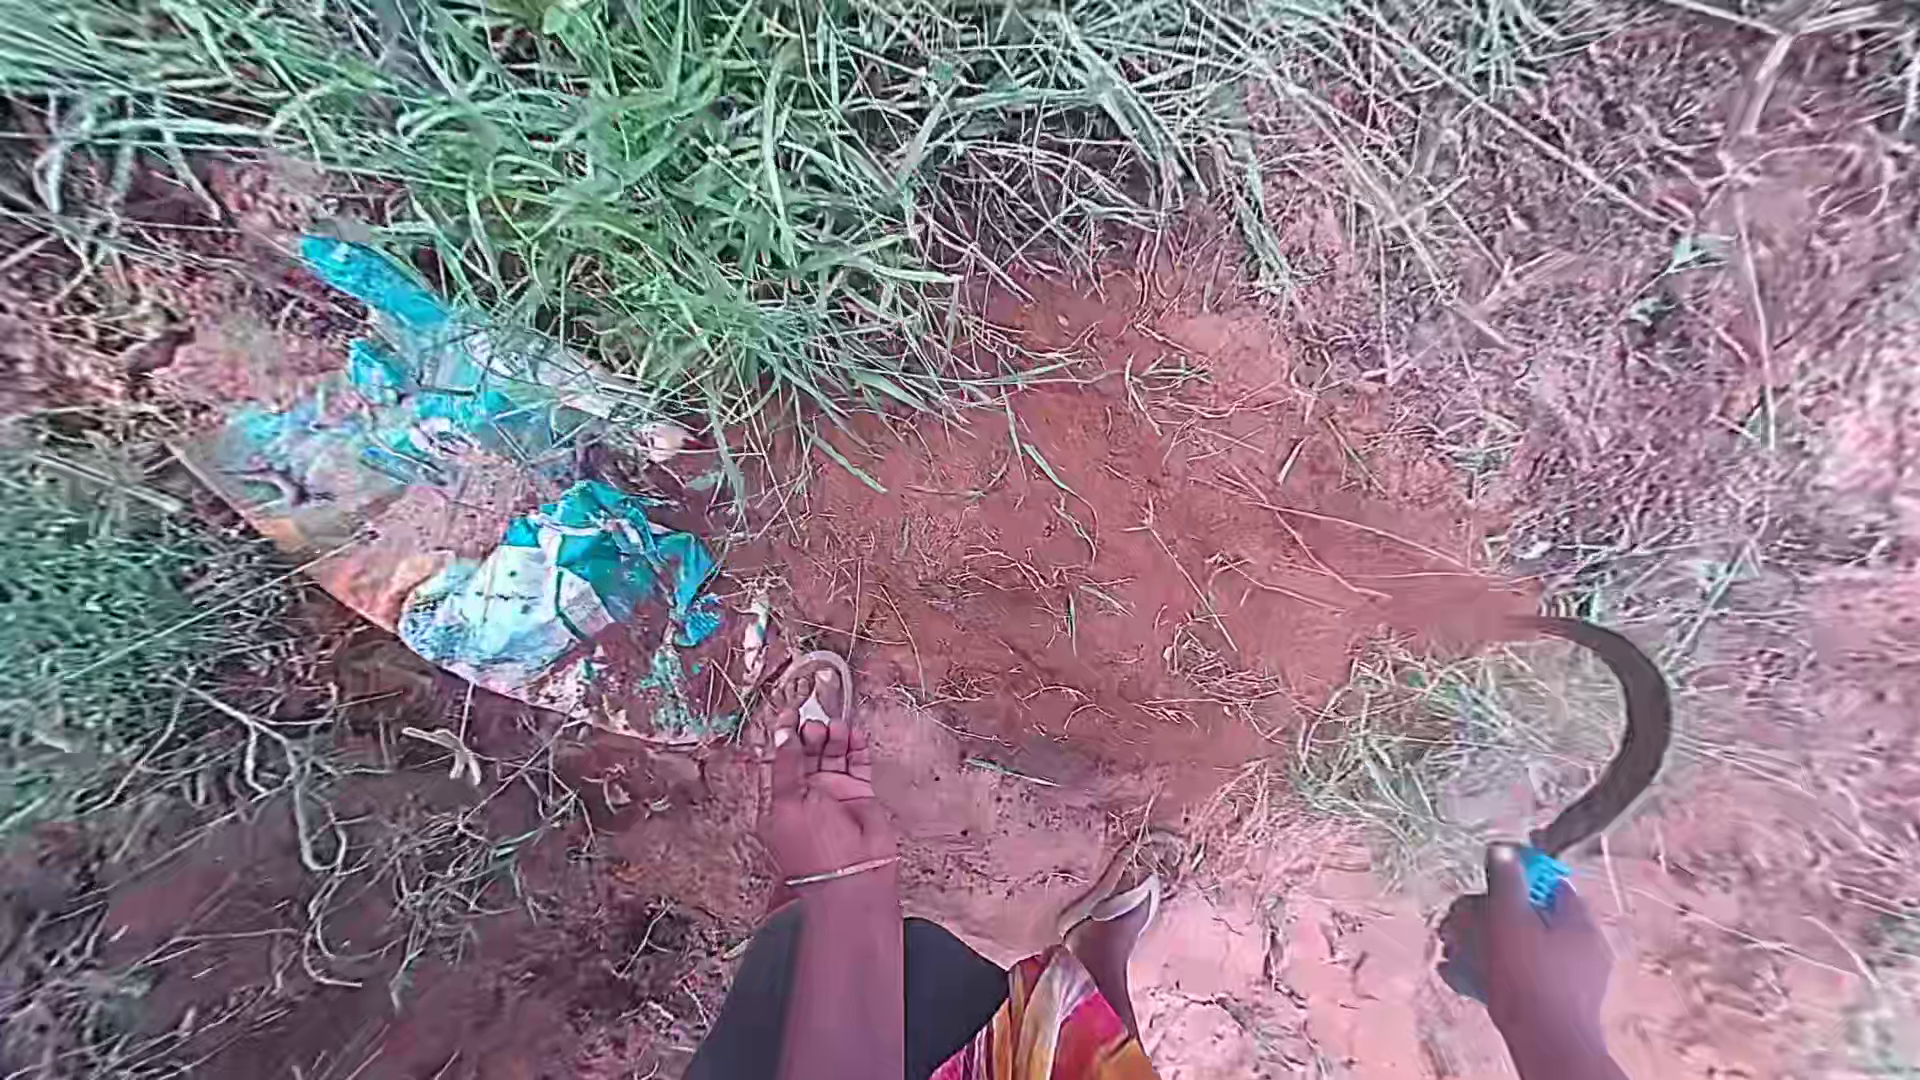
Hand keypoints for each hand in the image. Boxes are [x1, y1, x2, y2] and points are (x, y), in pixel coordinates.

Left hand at [755, 661, 895, 885]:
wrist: (853, 876)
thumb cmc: (814, 847)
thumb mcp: (788, 804)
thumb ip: (787, 765)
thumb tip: (782, 733)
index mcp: (784, 797)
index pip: (782, 757)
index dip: (785, 734)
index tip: (790, 712)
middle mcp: (809, 792)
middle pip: (810, 751)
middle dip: (812, 733)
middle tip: (817, 725)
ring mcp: (835, 792)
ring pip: (834, 754)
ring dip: (835, 738)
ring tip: (837, 728)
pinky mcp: (860, 792)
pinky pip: (858, 763)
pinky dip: (858, 747)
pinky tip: (856, 735)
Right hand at [1440, 843, 1611, 1036]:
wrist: (1543, 1040)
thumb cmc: (1526, 971)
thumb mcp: (1509, 915)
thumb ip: (1506, 879)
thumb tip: (1504, 848)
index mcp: (1579, 925)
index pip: (1550, 882)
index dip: (1517, 876)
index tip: (1487, 882)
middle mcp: (1580, 947)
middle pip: (1525, 911)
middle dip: (1483, 911)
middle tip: (1459, 919)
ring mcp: (1568, 974)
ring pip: (1515, 939)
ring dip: (1478, 938)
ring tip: (1452, 946)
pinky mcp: (1551, 995)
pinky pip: (1515, 966)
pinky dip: (1489, 964)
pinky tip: (1462, 970)